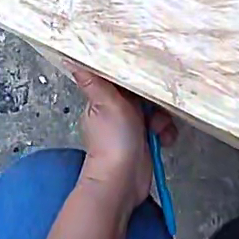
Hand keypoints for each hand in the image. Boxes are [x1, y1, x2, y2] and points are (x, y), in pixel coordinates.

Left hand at [67, 63, 174, 204]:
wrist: (123, 179)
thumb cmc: (112, 142)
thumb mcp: (106, 104)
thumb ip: (95, 81)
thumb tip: (71, 58)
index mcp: (105, 100)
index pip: (125, 79)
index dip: (140, 78)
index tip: (151, 79)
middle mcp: (119, 111)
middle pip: (146, 94)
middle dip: (157, 102)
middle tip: (154, 113)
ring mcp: (133, 126)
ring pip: (158, 111)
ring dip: (164, 120)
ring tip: (157, 131)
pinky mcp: (146, 139)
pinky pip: (164, 128)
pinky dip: (166, 133)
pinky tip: (163, 140)